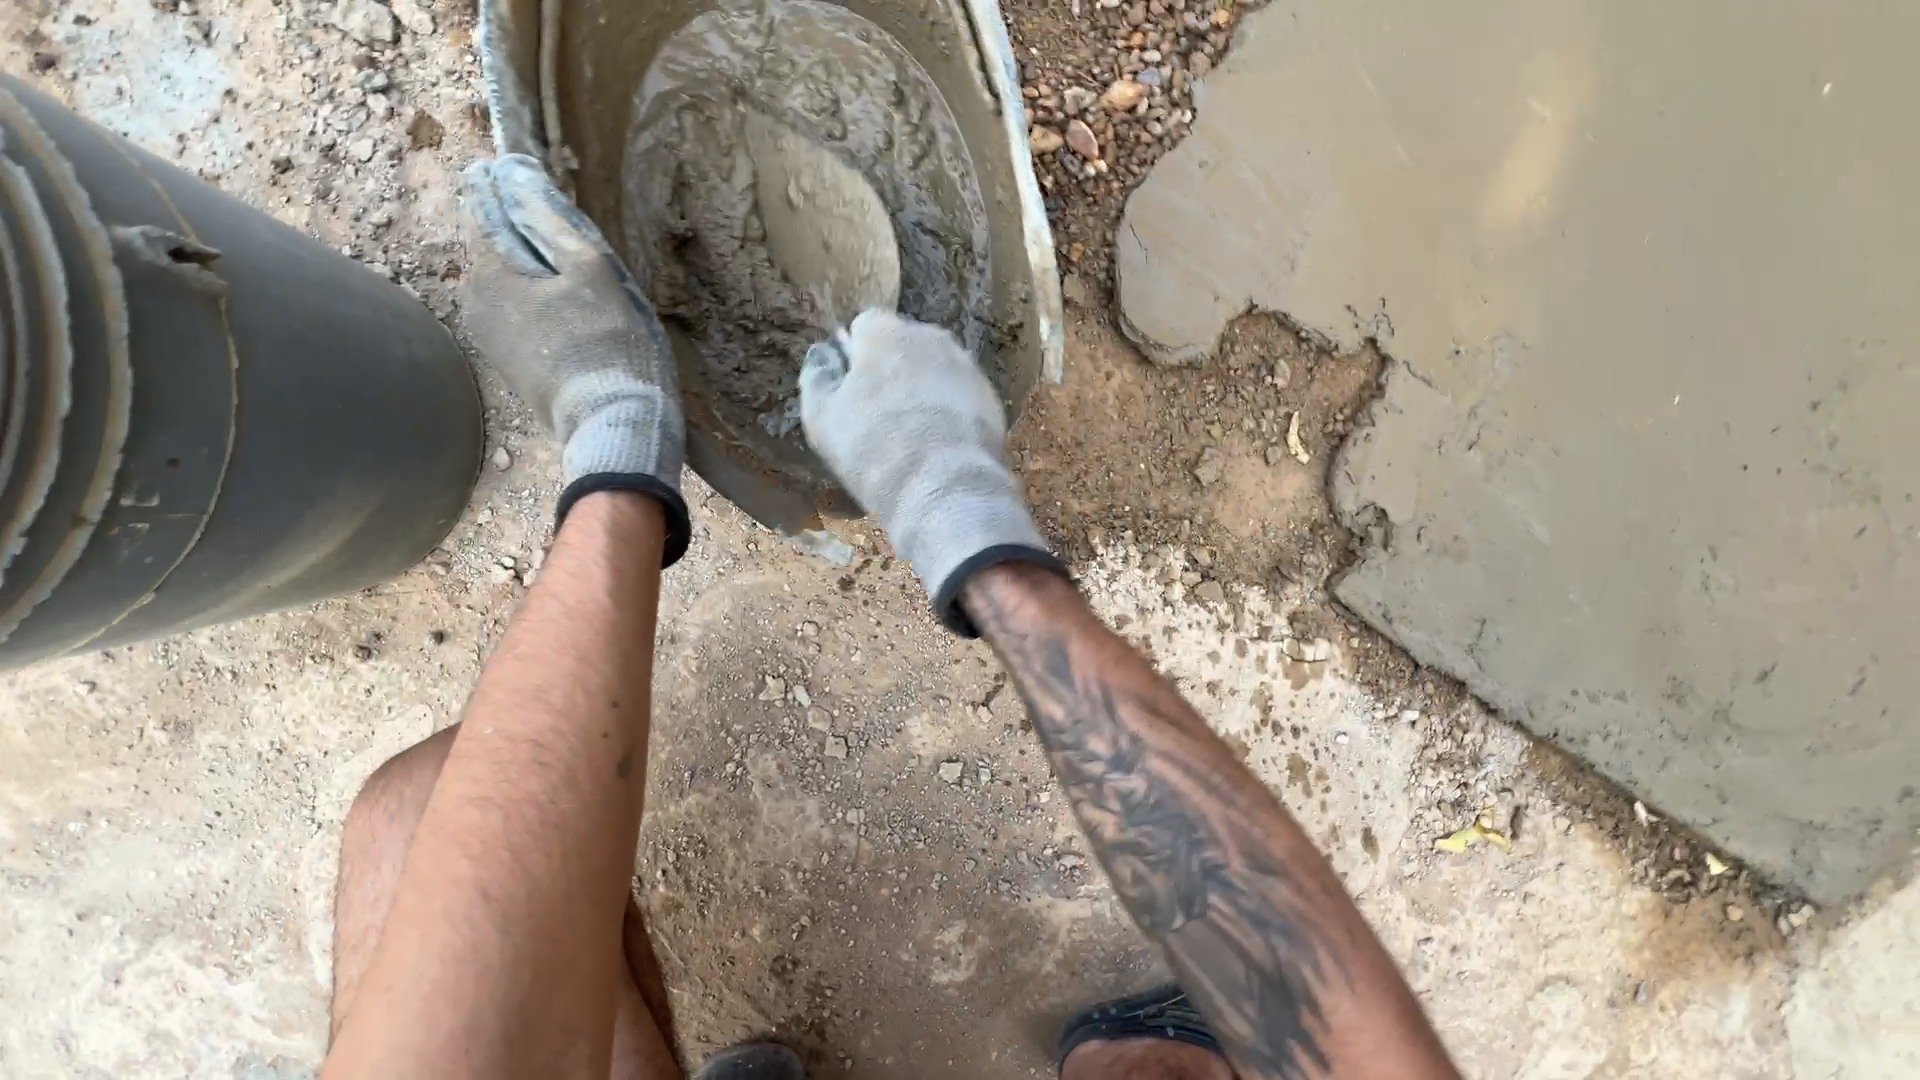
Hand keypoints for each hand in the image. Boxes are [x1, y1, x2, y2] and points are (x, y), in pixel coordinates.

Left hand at [457, 154, 688, 562]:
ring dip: (555, 293)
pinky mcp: (515, 371)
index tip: (566, 223)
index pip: (497, 219)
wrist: (614, 421)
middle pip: (512, 261)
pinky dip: (555, 322)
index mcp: (483, 276)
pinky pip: (532, 327)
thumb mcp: (592, 270)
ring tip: (598, 310)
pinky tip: (588, 335)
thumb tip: (517, 181)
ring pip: (524, 296)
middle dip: (547, 260)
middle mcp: (473, 307)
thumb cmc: (607, 341)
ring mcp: (491, 344)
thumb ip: (552, 222)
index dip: (532, 213)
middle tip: (595, 278)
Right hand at [799, 310, 1062, 633]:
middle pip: (905, 345)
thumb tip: (823, 356)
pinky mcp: (990, 398)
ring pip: (936, 369)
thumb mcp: (822, 418)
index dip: (856, 356)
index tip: (852, 388)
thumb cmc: (872, 450)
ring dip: (923, 390)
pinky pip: (961, 396)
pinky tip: (939, 445)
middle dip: (892, 369)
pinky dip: (950, 412)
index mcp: (886, 333)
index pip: (866, 325)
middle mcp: (931, 337)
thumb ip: (817, 377)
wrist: (942, 487)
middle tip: (880, 415)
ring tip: (913, 435)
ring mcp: (966, 366)